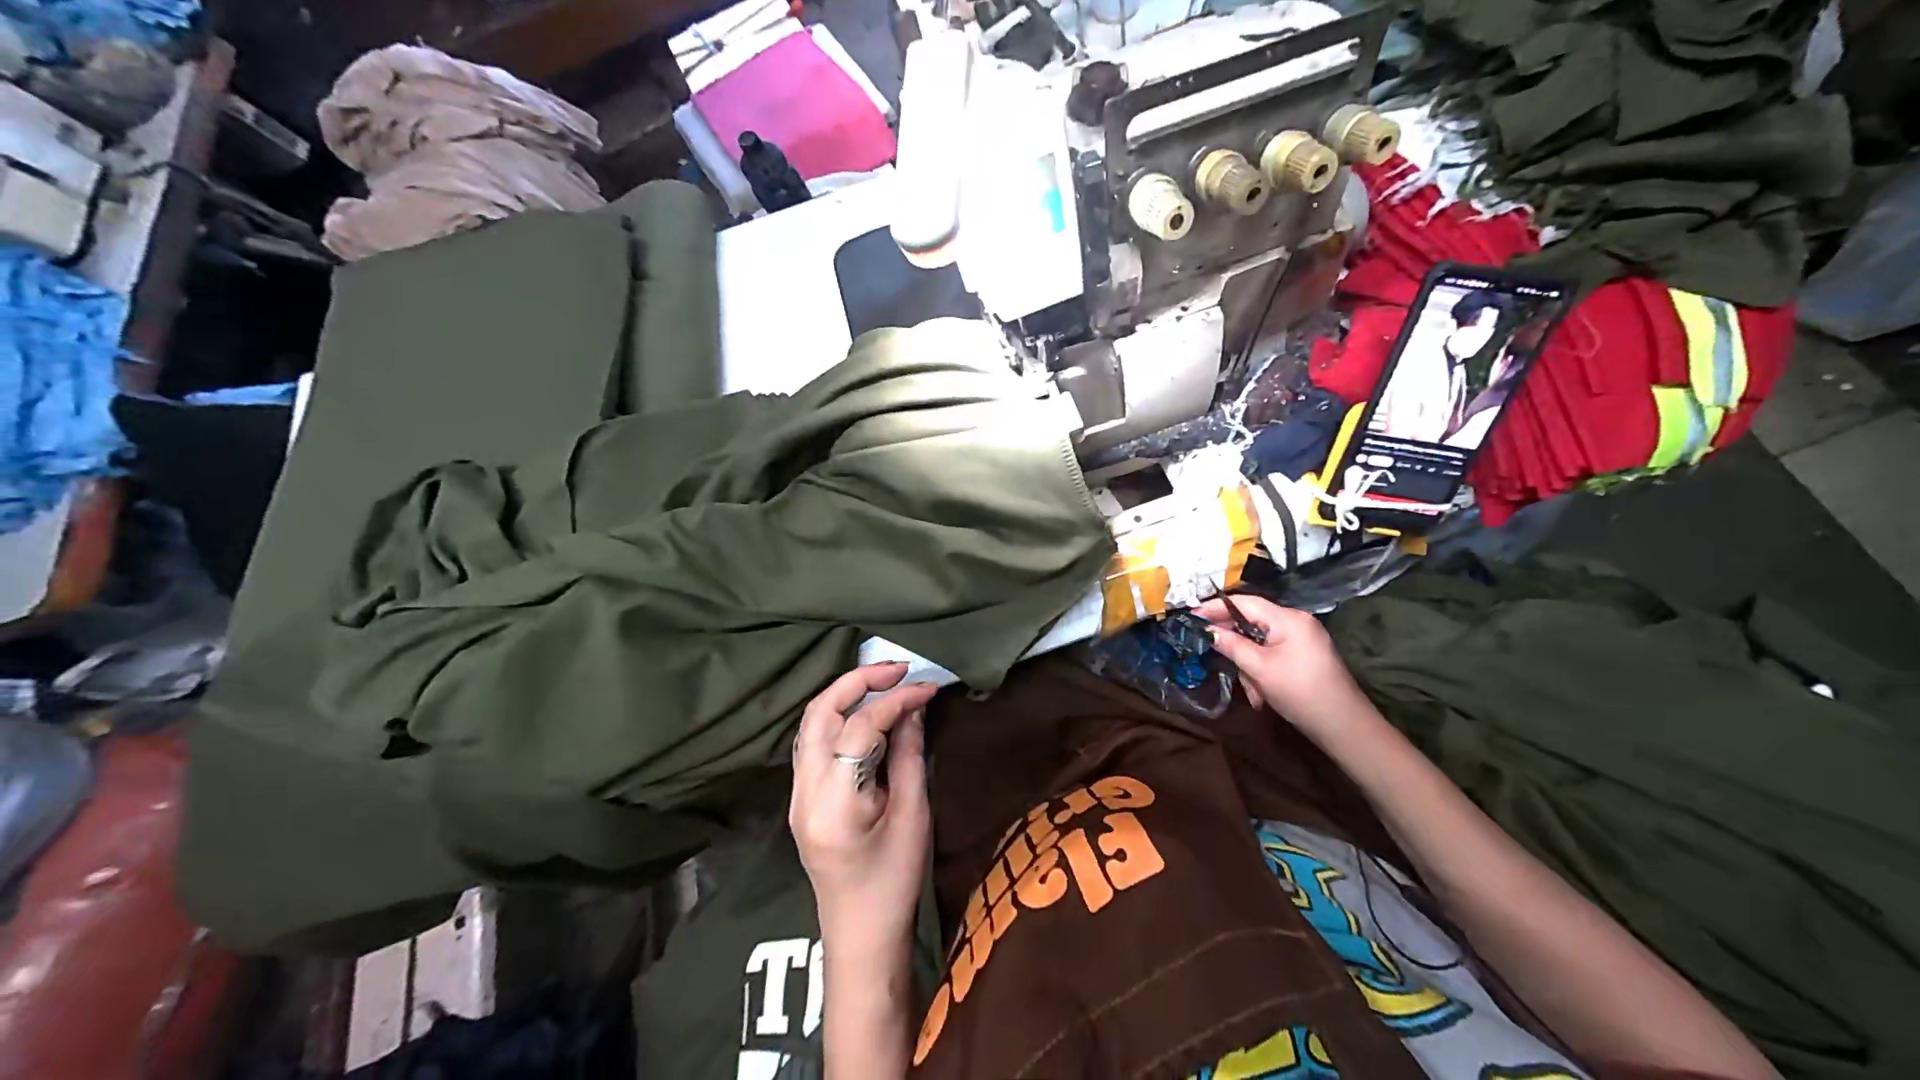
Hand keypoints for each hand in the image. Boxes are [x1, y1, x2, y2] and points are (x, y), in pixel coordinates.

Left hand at [790, 662, 938, 947]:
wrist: (859, 934)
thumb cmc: (894, 883)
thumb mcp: (913, 816)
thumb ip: (908, 755)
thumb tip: (913, 706)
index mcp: (834, 803)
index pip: (860, 728)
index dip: (895, 700)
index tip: (927, 687)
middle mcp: (804, 792)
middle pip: (820, 713)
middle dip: (857, 681)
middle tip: (899, 669)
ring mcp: (796, 794)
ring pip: (811, 723)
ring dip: (844, 694)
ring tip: (885, 682)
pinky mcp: (800, 797)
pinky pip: (813, 741)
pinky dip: (837, 716)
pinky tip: (865, 713)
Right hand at [1193, 595, 1366, 733]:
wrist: (1343, 726)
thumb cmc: (1300, 692)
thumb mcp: (1259, 668)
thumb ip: (1231, 645)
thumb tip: (1206, 630)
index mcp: (1288, 618)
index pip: (1244, 602)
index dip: (1215, 607)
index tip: (1190, 617)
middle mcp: (1296, 622)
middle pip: (1251, 621)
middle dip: (1233, 642)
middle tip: (1210, 653)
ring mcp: (1302, 638)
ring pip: (1259, 641)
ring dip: (1248, 663)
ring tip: (1251, 689)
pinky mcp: (1303, 654)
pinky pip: (1271, 652)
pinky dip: (1260, 668)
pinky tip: (1260, 692)